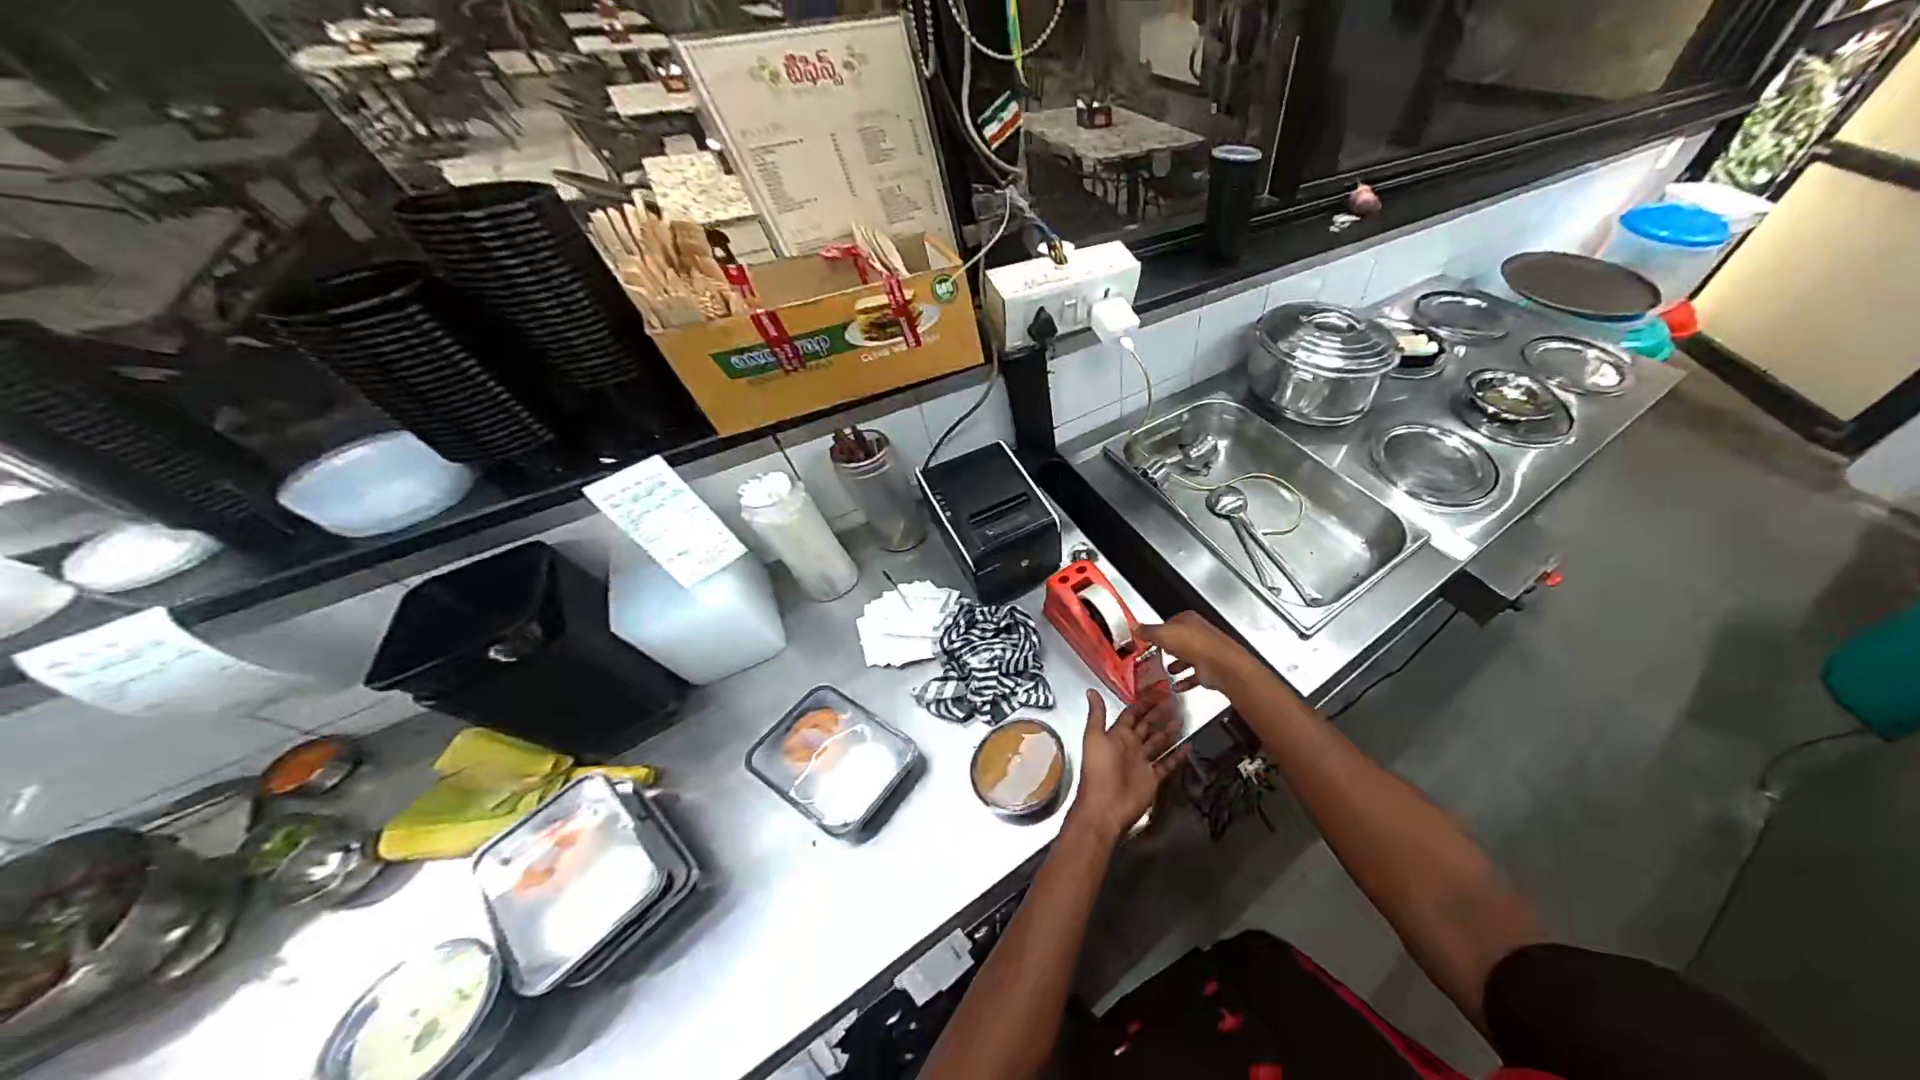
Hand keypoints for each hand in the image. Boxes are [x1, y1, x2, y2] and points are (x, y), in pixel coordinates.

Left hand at [1068, 683, 1186, 843]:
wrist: (1105, 806)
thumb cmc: (1098, 770)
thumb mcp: (1094, 737)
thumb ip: (1097, 714)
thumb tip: (1090, 691)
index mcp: (1117, 735)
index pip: (1132, 714)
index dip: (1144, 703)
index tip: (1157, 691)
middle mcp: (1131, 746)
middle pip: (1148, 726)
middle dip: (1159, 714)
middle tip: (1174, 701)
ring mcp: (1143, 762)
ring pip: (1159, 742)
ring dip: (1169, 731)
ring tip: (1182, 719)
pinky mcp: (1153, 778)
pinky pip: (1167, 764)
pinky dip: (1178, 756)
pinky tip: (1188, 746)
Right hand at [1139, 611, 1263, 695]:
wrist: (1222, 667)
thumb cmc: (1195, 645)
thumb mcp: (1163, 634)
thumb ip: (1148, 632)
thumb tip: (1136, 629)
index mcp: (1189, 620)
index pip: (1168, 622)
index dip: (1157, 631)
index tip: (1146, 640)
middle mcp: (1199, 634)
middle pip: (1178, 640)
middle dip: (1167, 648)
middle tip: (1154, 654)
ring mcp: (1206, 652)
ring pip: (1187, 658)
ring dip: (1176, 664)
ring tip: (1165, 671)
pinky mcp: (1210, 670)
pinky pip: (1193, 676)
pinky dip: (1185, 680)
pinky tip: (1176, 685)